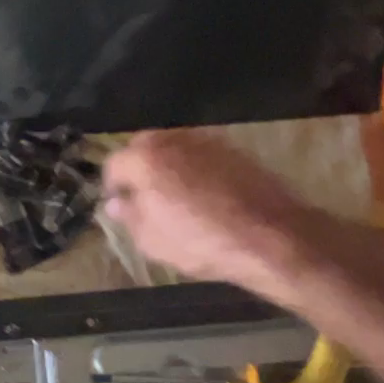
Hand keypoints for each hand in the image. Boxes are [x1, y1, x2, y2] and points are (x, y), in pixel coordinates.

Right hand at [102, 130, 383, 306]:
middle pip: (143, 146)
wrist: (271, 236)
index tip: (119, 204)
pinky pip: (200, 153)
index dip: (112, 185)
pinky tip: (203, 192)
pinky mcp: (232, 148)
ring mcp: (204, 140)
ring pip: (173, 146)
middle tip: (144, 197)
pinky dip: (194, 167)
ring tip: (174, 195)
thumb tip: (115, 204)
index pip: (114, 164)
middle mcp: (171, 139)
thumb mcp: (153, 242)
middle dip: (139, 168)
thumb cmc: (202, 242)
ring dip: (167, 164)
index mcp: (145, 159)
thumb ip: (129, 217)